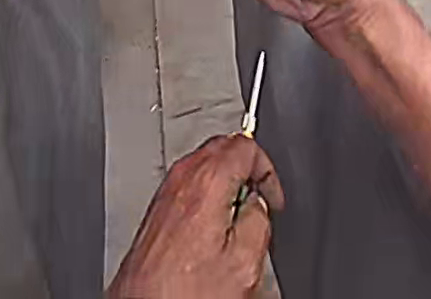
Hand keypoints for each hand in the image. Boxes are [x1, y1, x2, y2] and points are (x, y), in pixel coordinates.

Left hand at [109, 134, 284, 298]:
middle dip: (247, 169)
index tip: (271, 196)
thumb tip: (260, 205)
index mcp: (208, 180)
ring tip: (238, 218)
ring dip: (228, 179)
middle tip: (259, 200)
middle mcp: (184, 176)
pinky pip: (191, 181)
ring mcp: (168, 188)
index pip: (246, 145)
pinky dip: (208, 191)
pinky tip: (213, 228)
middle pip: (224, 146)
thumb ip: (259, 221)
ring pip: (207, 162)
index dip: (267, 171)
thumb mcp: (242, 264)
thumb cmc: (183, 294)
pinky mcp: (159, 204)